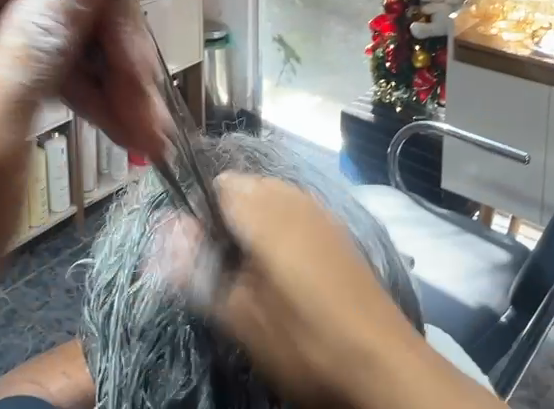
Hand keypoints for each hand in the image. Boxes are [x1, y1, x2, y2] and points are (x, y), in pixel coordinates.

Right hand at [158, 175, 502, 408]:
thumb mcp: (239, 316)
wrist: (387, 368)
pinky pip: (294, 215)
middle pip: (242, 189)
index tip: (199, 256)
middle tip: (226, 274)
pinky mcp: (338, 232)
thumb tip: (165, 230)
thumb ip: (196, 267)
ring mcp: (319, 211)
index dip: (198, 215)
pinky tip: (287, 278)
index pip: (213, 184)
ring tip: (254, 279)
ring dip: (253, 228)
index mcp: (262, 207)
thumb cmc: (305, 340)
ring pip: (269, 201)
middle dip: (225, 221)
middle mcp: (291, 195)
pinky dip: (280, 234)